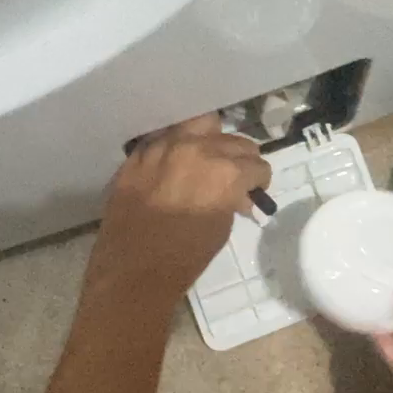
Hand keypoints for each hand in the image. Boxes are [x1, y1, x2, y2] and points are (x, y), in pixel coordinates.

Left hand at [89, 114, 270, 299]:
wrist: (133, 269)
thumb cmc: (185, 257)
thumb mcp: (222, 228)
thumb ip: (233, 200)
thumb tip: (238, 193)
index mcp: (227, 172)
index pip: (257, 165)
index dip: (259, 181)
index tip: (254, 191)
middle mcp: (199, 149)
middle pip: (235, 141)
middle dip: (242, 160)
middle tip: (236, 177)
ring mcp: (166, 146)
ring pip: (203, 124)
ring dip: (213, 140)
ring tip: (209, 159)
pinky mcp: (142, 152)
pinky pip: (168, 136)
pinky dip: (180, 146)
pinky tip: (179, 165)